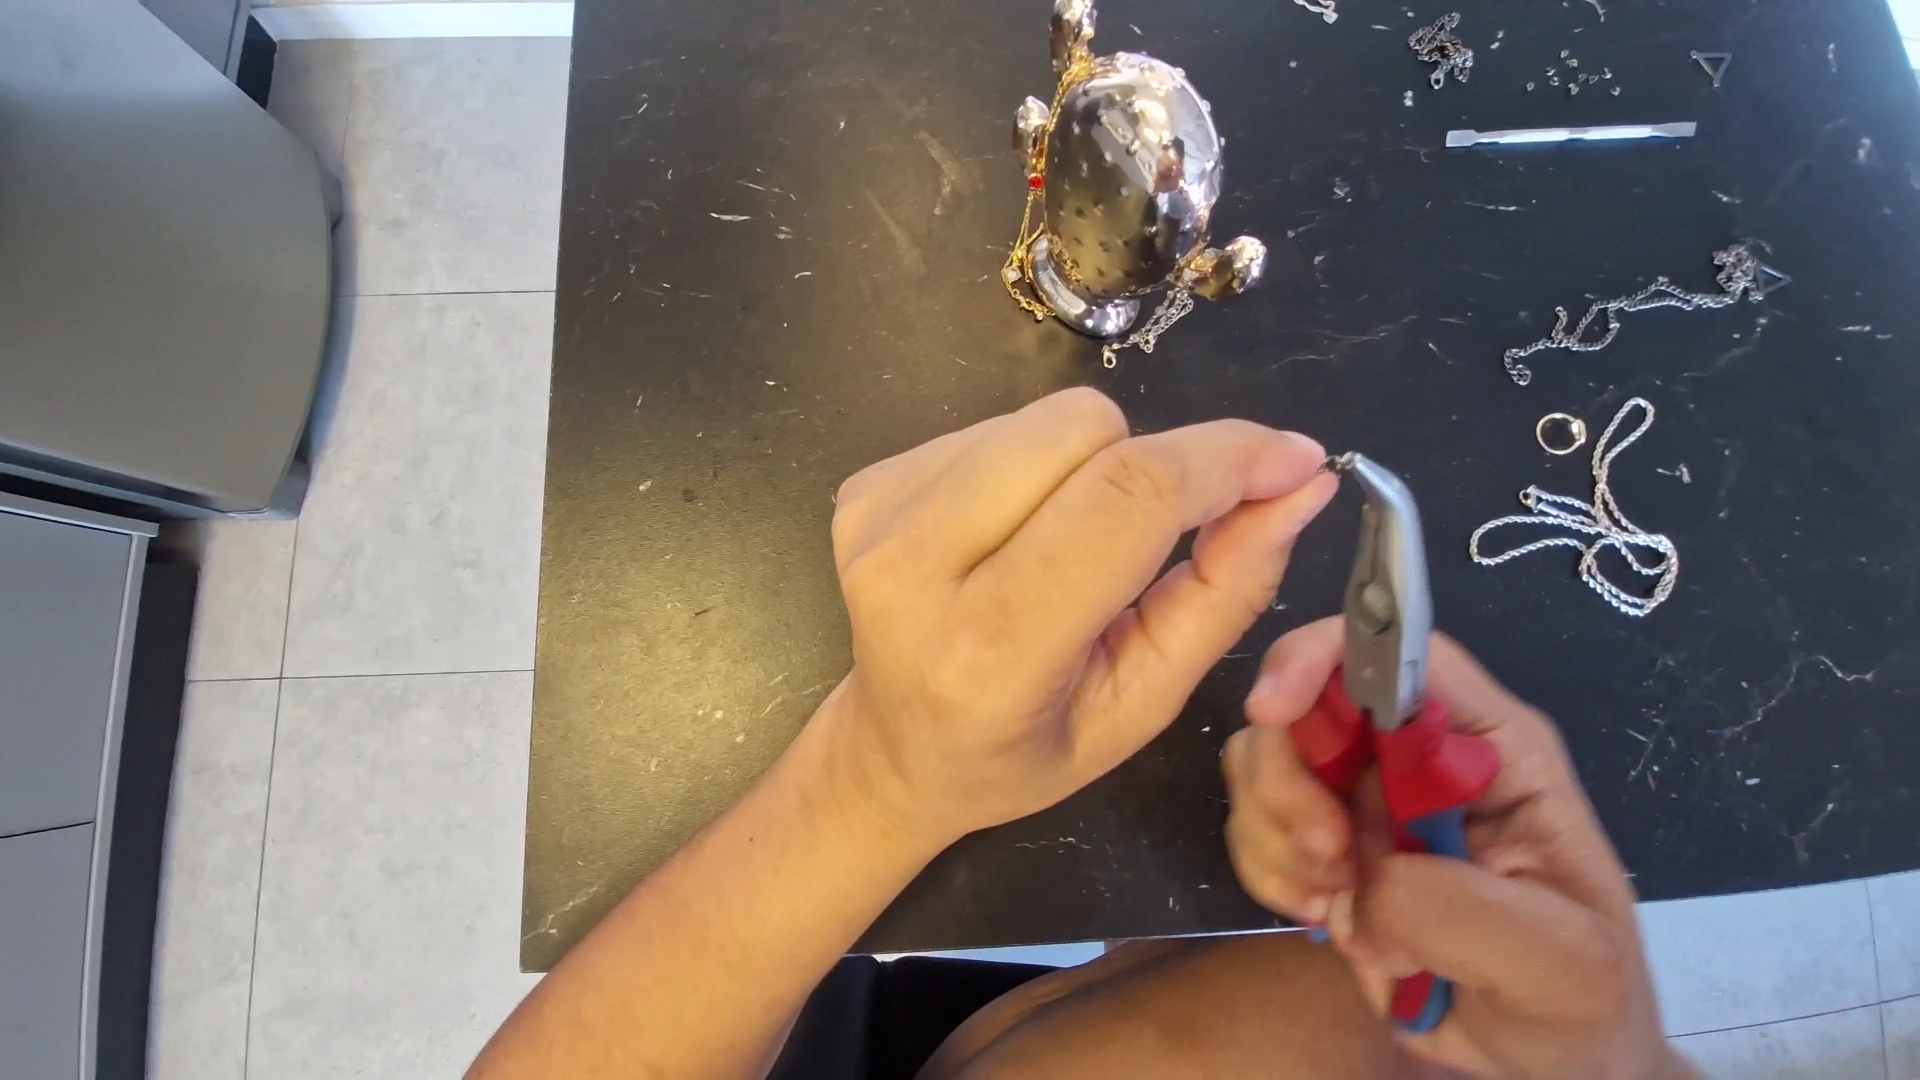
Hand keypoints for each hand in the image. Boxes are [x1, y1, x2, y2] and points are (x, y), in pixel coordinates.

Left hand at [818, 387, 1335, 847]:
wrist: (892, 745)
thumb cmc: (1022, 749)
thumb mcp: (1141, 702)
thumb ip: (1226, 593)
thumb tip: (1298, 487)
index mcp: (989, 648)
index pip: (1123, 502)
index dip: (1224, 461)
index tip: (1292, 461)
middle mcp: (913, 565)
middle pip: (1082, 430)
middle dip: (1148, 466)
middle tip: (1141, 541)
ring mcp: (878, 514)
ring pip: (1042, 418)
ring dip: (1087, 466)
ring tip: (1064, 545)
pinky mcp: (866, 484)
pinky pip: (994, 427)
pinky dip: (1032, 467)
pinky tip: (1011, 535)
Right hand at [1222, 618, 1695, 1079]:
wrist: (1531, 1064)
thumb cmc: (1574, 1005)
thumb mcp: (1562, 965)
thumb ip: (1465, 908)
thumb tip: (1358, 876)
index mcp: (1482, 743)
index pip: (1394, 653)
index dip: (1319, 656)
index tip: (1269, 710)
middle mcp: (1405, 749)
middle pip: (1302, 705)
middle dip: (1287, 780)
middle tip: (1329, 858)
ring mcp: (1351, 789)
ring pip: (1259, 759)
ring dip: (1274, 833)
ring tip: (1335, 901)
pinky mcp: (1311, 832)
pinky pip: (1247, 819)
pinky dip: (1264, 867)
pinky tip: (1318, 911)